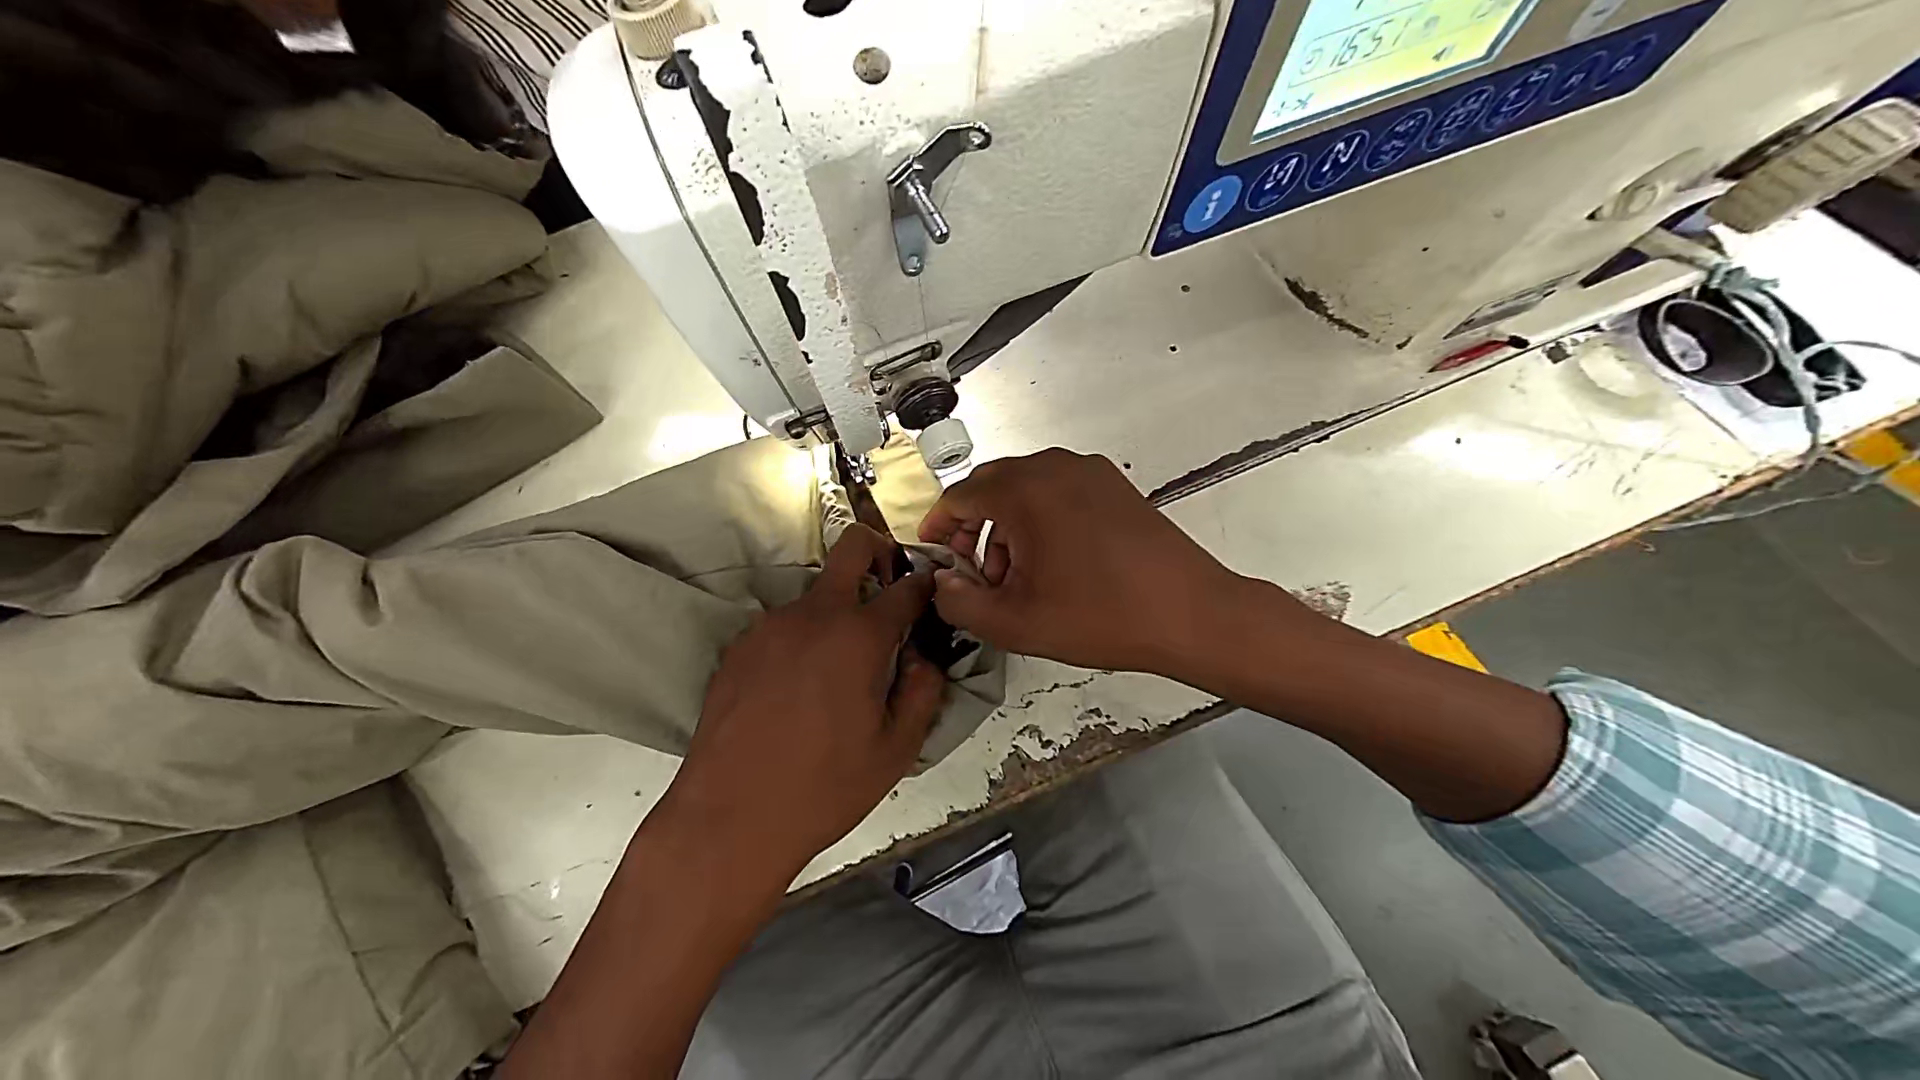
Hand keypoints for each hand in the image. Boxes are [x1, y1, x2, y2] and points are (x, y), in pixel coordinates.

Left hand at [660, 524, 946, 879]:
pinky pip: (784, 627)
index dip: (927, 586)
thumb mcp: (896, 749)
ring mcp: (770, 626)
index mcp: (859, 636)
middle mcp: (814, 615)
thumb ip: (922, 690)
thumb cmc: (823, 788)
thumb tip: (922, 656)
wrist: (728, 817)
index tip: (932, 594)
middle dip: (881, 551)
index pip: (907, 587)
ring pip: (816, 595)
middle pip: (853, 547)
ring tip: (837, 673)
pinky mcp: (740, 646)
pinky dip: (803, 641)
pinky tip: (797, 690)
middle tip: (890, 591)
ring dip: (838, 614)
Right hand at [918, 449, 1267, 676]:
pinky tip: (1049, 563)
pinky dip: (1039, 519)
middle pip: (991, 487)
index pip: (959, 495)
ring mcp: (1088, 472)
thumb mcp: (1016, 622)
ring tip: (1014, 577)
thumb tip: (941, 584)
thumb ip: (960, 603)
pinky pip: (1057, 492)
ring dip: (1005, 526)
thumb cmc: (1105, 615)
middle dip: (972, 529)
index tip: (934, 552)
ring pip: (1025, 489)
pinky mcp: (1112, 486)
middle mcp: (1054, 468)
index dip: (938, 526)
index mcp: (1025, 491)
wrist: (1190, 612)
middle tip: (973, 572)